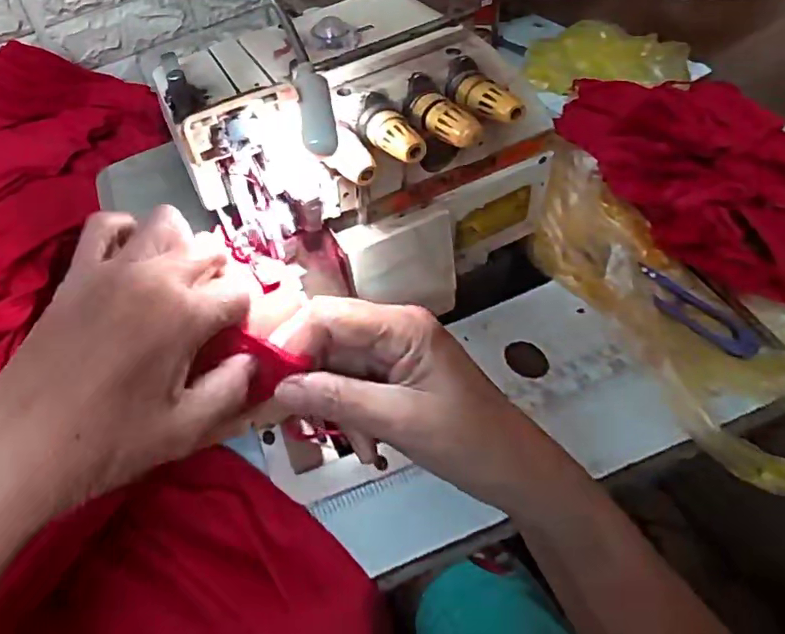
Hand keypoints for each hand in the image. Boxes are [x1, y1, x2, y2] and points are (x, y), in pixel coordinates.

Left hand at [0, 206, 262, 517]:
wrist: (21, 444)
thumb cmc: (106, 442)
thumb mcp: (182, 431)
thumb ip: (229, 391)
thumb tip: (253, 363)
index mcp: (186, 313)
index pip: (239, 291)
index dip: (242, 314)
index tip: (230, 338)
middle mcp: (156, 276)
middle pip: (210, 249)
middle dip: (219, 276)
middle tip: (205, 314)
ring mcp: (114, 266)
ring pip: (166, 221)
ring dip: (180, 244)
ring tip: (172, 281)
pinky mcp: (79, 269)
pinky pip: (106, 223)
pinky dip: (125, 230)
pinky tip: (128, 258)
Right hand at [270, 296, 584, 512]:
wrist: (516, 470)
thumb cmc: (468, 440)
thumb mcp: (400, 420)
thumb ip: (338, 398)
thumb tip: (281, 386)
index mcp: (400, 324)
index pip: (329, 314)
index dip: (293, 341)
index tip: (268, 381)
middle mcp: (392, 327)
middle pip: (328, 338)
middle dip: (308, 378)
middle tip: (289, 419)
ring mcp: (393, 351)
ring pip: (336, 365)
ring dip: (330, 403)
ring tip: (349, 443)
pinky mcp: (393, 374)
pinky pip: (352, 384)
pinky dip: (348, 413)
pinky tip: (365, 444)